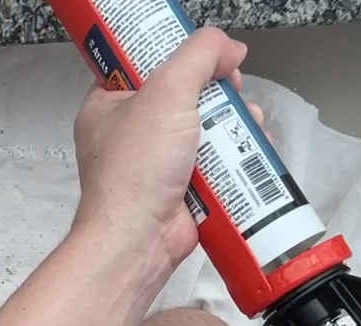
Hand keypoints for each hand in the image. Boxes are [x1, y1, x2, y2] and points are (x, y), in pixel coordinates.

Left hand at [71, 28, 248, 273]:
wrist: (138, 242)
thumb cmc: (137, 170)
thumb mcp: (166, 92)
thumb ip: (199, 55)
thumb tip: (230, 49)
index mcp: (107, 107)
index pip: (142, 64)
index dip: (177, 54)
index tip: (204, 59)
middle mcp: (129, 135)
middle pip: (184, 94)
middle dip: (217, 90)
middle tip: (231, 91)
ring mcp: (155, 164)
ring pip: (205, 127)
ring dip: (234, 120)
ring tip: (248, 122)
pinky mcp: (181, 189)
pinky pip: (215, 161)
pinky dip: (236, 153)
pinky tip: (253, 146)